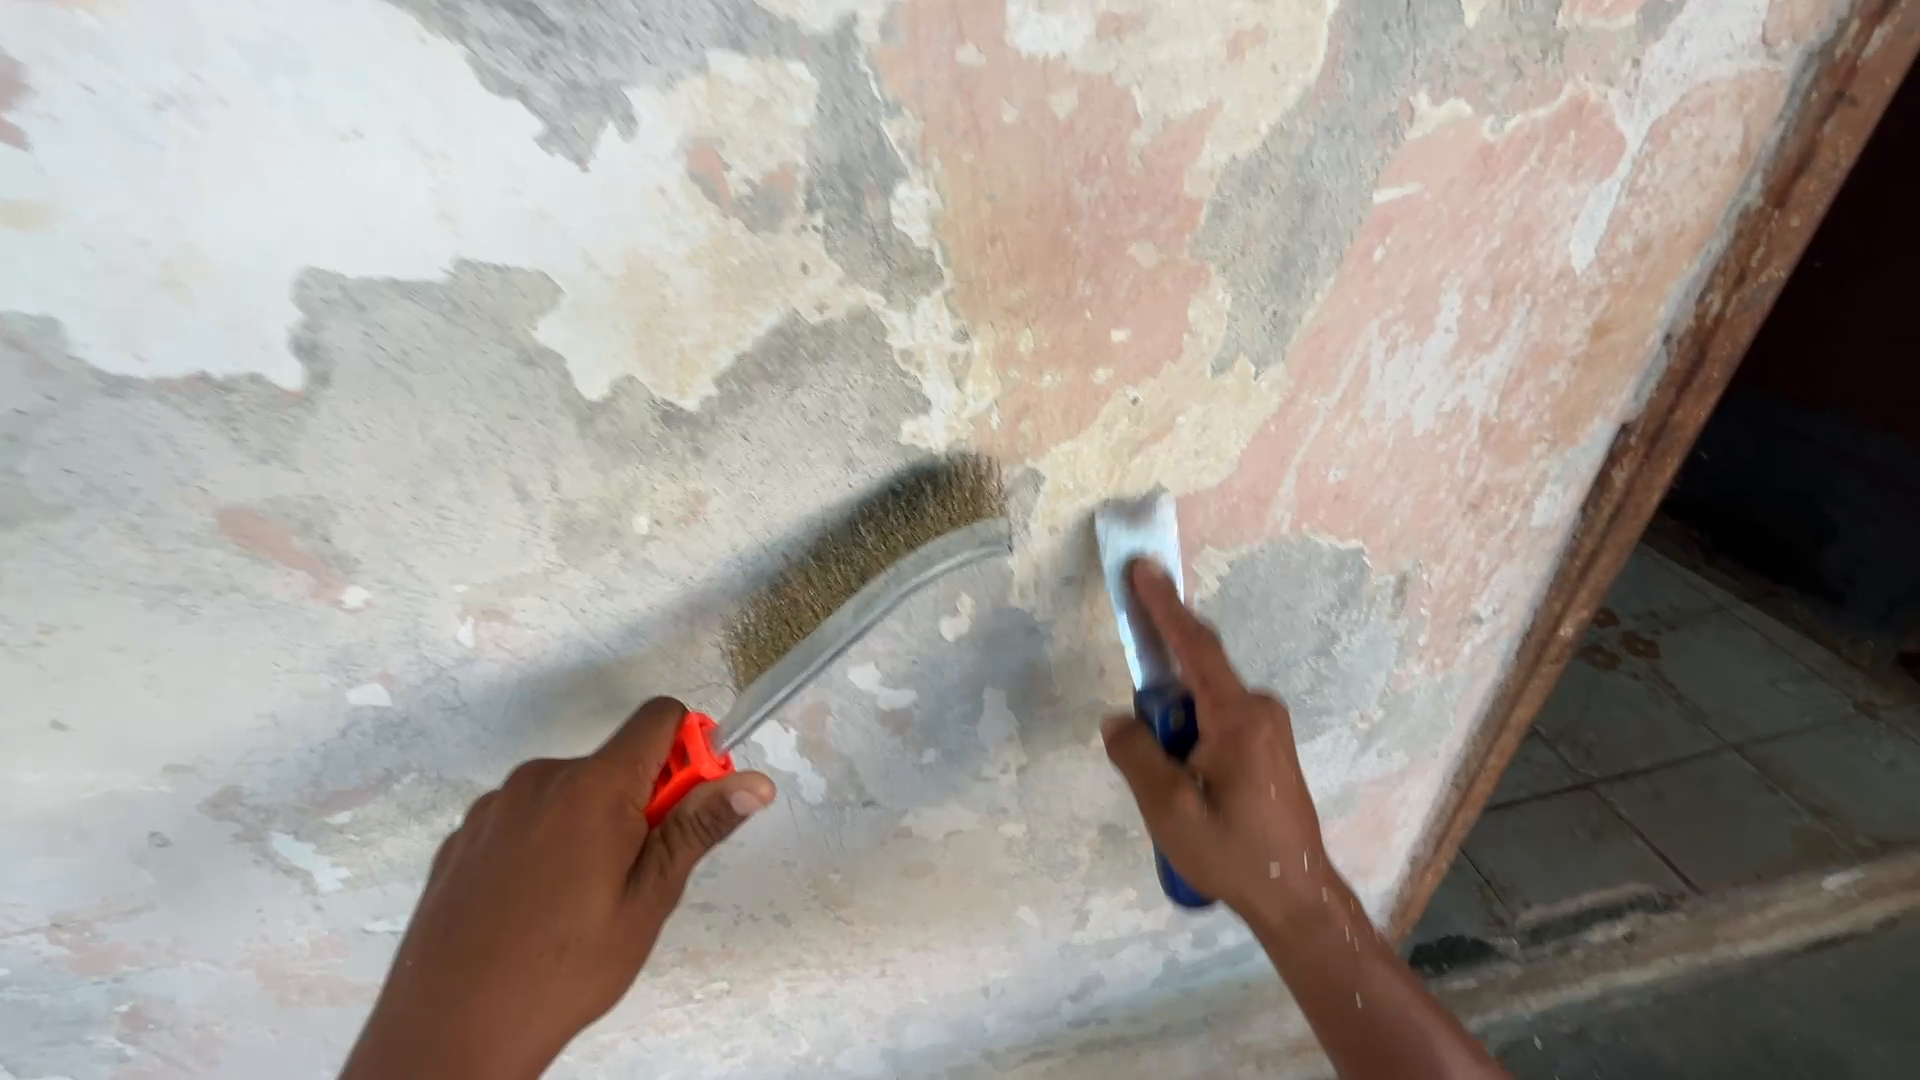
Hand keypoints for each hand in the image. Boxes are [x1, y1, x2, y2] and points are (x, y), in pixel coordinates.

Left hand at [341, 698, 776, 1079]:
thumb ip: (700, 828)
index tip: (690, 801)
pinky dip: (548, 839)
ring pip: (573, 790)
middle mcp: (540, 778)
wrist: (442, 1040)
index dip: (691, 747)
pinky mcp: (462, 836)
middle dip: (643, 799)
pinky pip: (528, 815)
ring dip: (594, 821)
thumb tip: (757, 783)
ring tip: (582, 897)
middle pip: (618, 759)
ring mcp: (494, 806)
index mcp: (593, 786)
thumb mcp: (650, 900)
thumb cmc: (563, 970)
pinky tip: (536, 903)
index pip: (660, 717)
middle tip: (638, 872)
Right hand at [1101, 561, 1331, 930]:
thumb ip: (1136, 754)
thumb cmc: (1234, 853)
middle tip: (1154, 765)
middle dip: (1161, 704)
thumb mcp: (1169, 810)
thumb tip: (1118, 720)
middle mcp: (1259, 709)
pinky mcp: (1266, 743)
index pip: (1195, 647)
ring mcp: (1267, 725)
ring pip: (1202, 703)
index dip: (1164, 605)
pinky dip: (1189, 736)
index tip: (1143, 568)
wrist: (1296, 897)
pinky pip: (1215, 719)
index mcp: (1238, 717)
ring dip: (1175, 730)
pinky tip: (1189, 783)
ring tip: (1176, 793)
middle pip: (1194, 676)